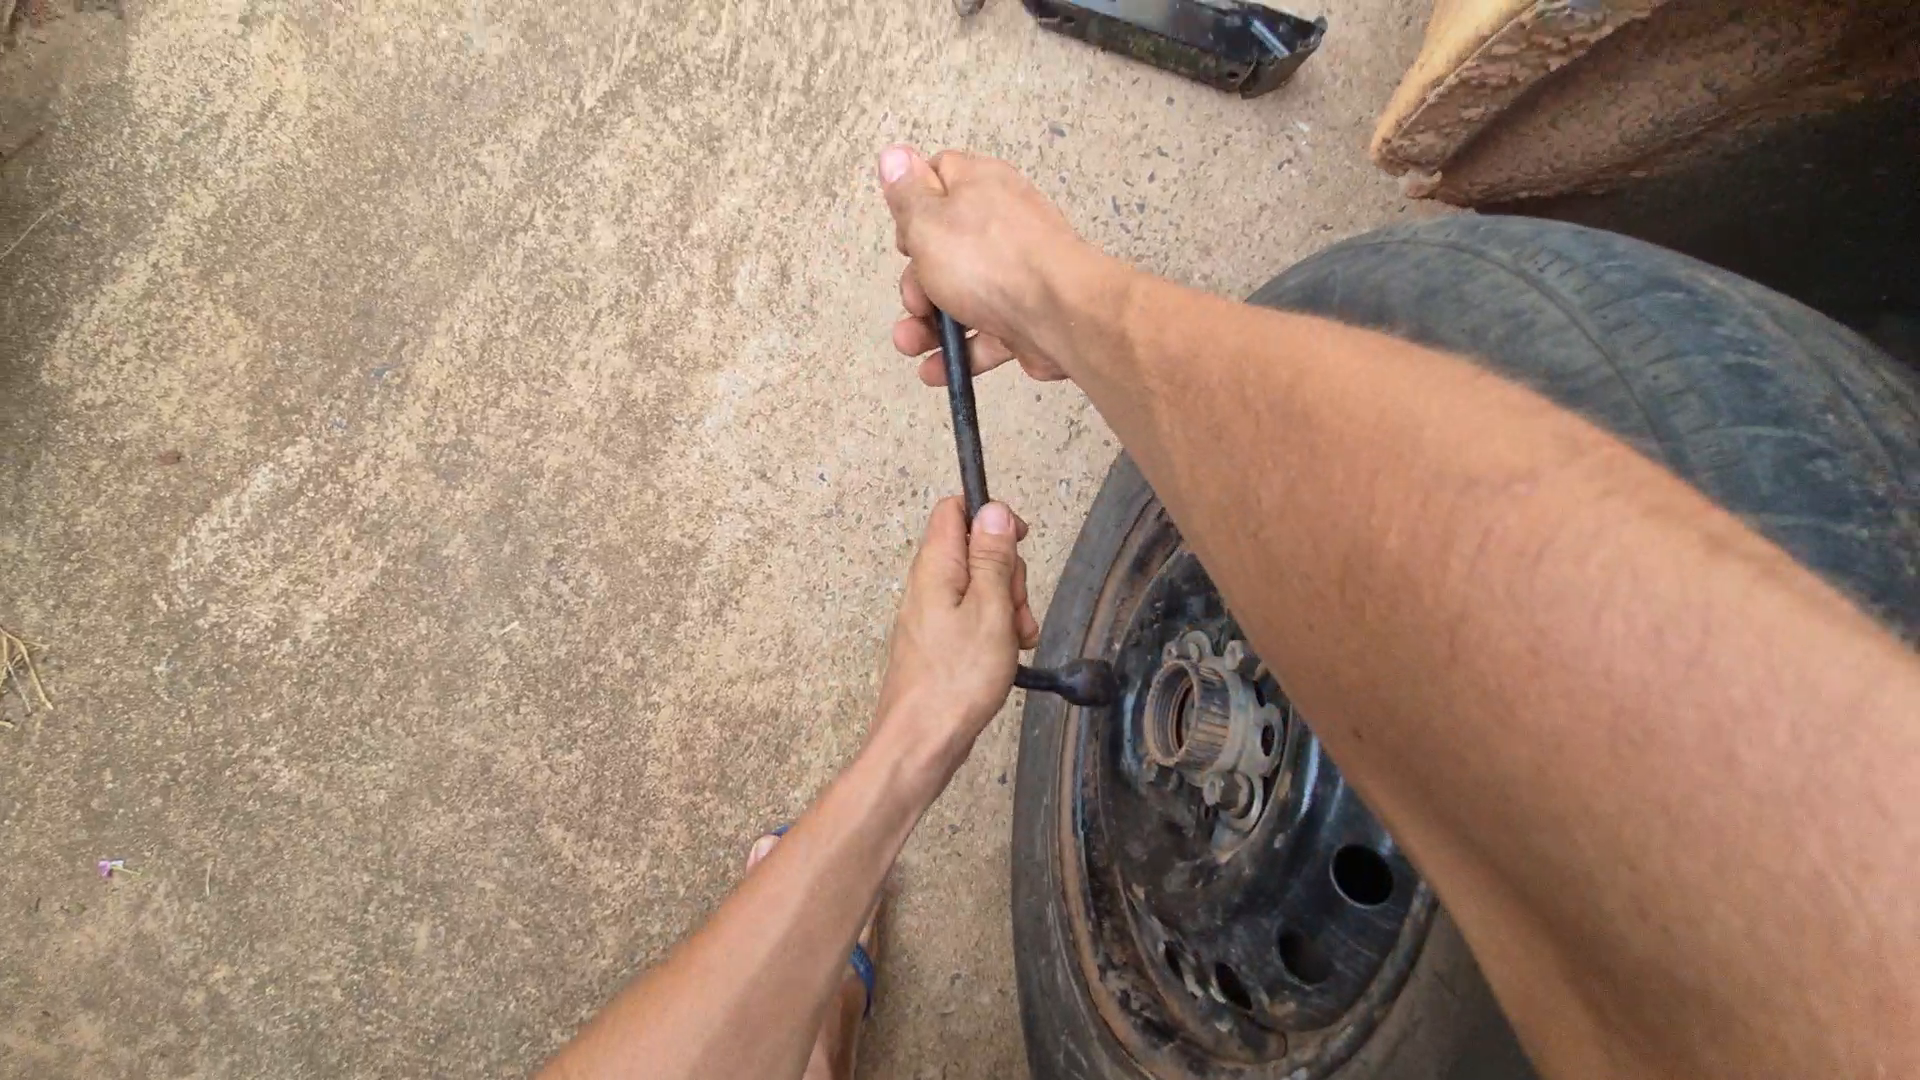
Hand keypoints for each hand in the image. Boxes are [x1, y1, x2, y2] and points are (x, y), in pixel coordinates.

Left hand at [869, 497, 1040, 785]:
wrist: (923, 741)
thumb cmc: (955, 680)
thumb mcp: (991, 608)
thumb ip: (993, 557)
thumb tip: (994, 510)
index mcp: (936, 565)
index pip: (956, 509)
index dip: (992, 517)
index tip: (1018, 542)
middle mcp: (929, 583)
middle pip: (975, 549)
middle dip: (1008, 573)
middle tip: (1015, 609)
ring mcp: (933, 612)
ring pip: (980, 586)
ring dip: (1008, 606)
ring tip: (1014, 639)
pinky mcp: (939, 638)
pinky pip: (974, 616)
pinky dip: (996, 628)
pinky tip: (1007, 653)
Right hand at [878, 145, 1107, 386]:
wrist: (1058, 314)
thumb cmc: (992, 261)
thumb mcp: (929, 220)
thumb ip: (907, 193)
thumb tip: (893, 156)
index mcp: (979, 187)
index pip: (938, 180)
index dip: (912, 211)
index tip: (904, 241)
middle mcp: (999, 226)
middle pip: (944, 249)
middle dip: (917, 283)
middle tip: (915, 301)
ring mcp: (1014, 274)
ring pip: (961, 298)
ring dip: (929, 326)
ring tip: (911, 345)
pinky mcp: (1024, 316)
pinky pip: (984, 335)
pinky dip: (959, 354)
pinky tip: (934, 371)